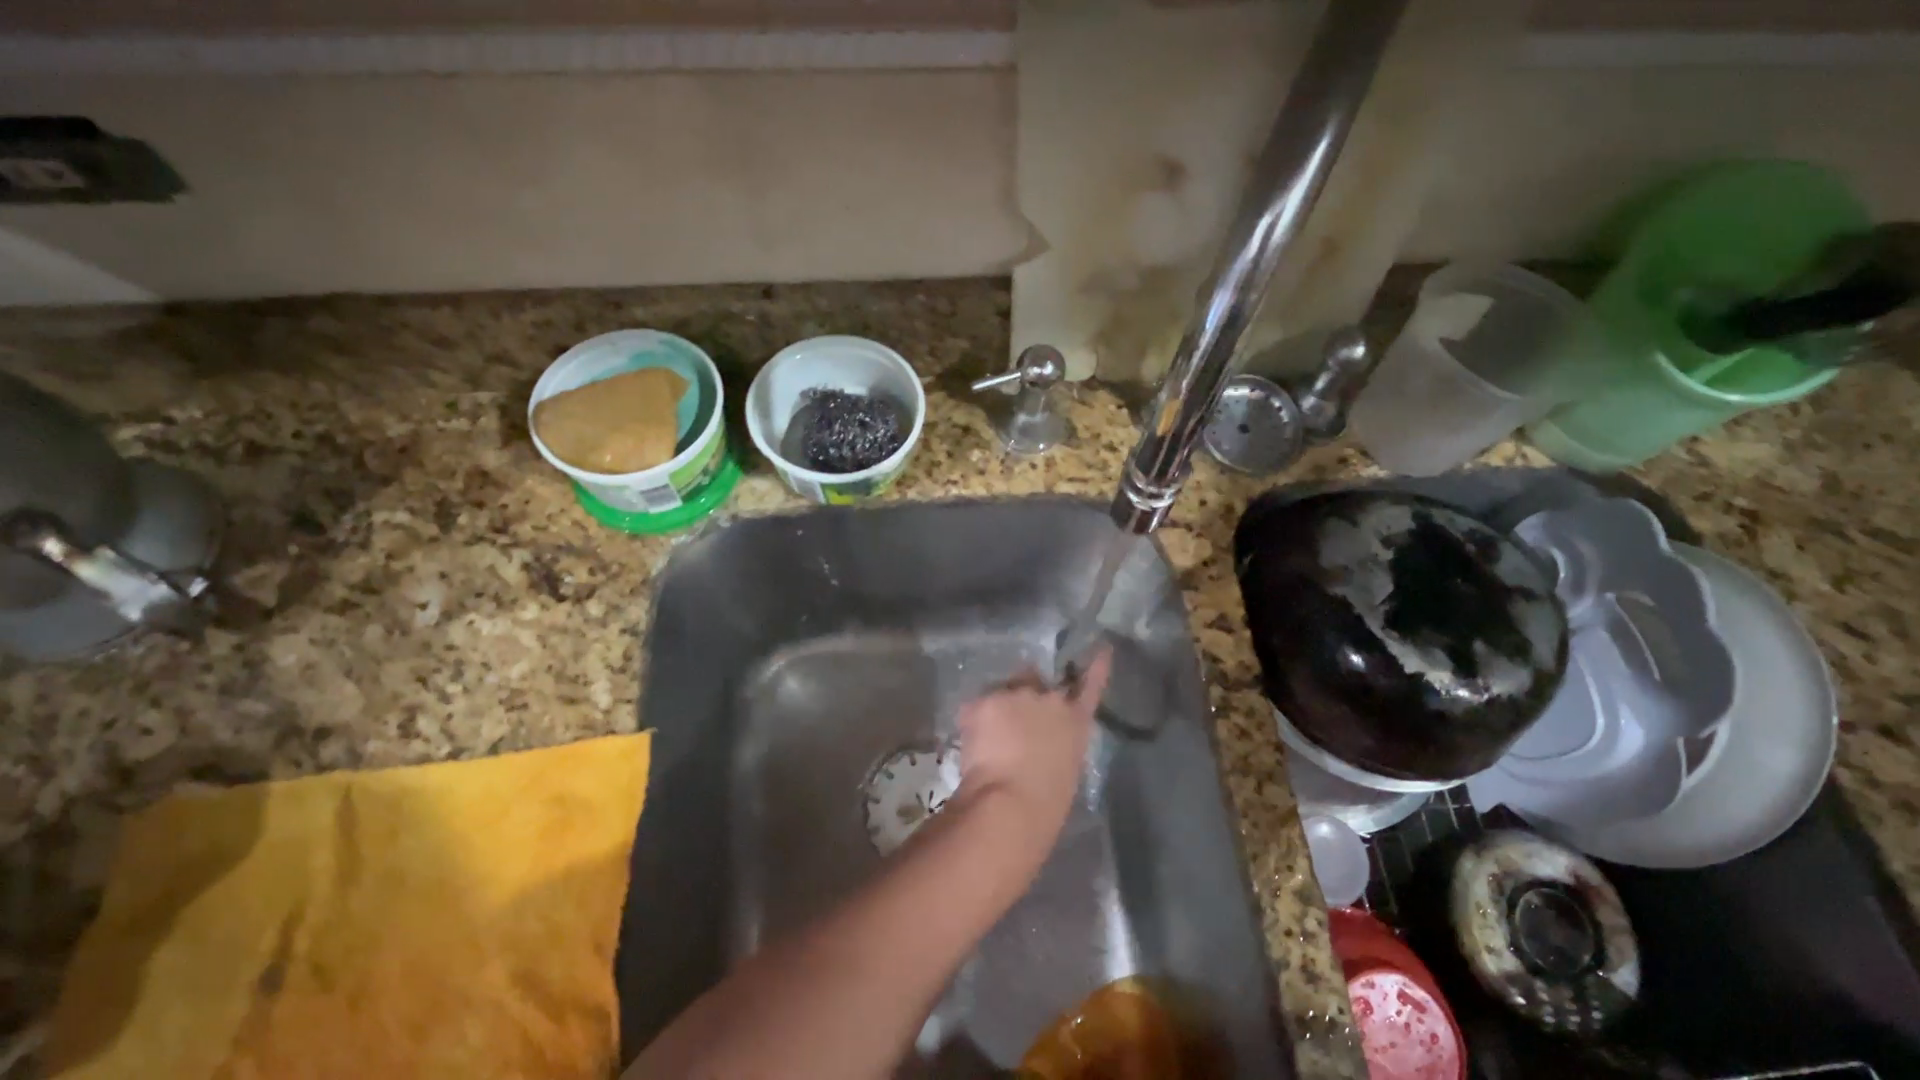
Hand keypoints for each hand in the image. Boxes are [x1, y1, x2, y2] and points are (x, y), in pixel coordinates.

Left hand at [953, 647, 1112, 840]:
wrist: (1012, 801)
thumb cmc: (1047, 801)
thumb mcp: (1066, 768)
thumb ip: (1057, 743)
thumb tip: (1041, 742)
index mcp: (1076, 720)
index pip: (1090, 685)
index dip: (1096, 666)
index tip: (1102, 647)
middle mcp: (1048, 698)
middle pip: (1034, 679)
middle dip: (1024, 693)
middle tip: (1011, 721)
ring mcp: (1015, 694)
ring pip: (1002, 691)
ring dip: (998, 706)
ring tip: (989, 739)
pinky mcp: (984, 701)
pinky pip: (976, 706)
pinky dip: (973, 722)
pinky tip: (973, 744)